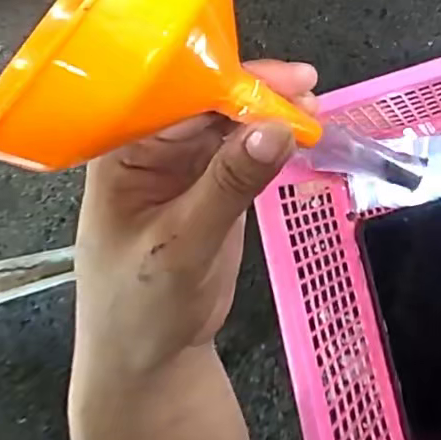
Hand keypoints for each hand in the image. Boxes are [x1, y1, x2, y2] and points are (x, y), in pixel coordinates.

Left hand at [72, 60, 317, 391]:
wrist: (150, 359)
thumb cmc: (142, 307)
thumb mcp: (183, 244)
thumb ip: (230, 184)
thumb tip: (278, 128)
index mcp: (126, 154)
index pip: (180, 101)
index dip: (231, 83)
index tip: (286, 79)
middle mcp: (155, 150)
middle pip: (211, 103)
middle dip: (259, 92)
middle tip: (309, 88)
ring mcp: (187, 166)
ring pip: (234, 123)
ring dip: (273, 112)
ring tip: (314, 106)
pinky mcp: (215, 184)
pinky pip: (247, 149)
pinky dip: (275, 139)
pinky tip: (301, 131)